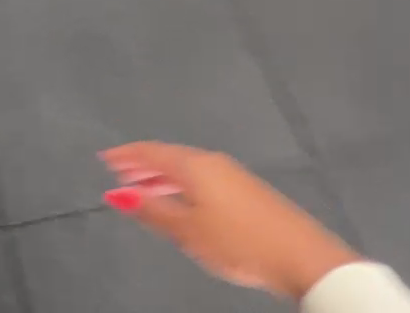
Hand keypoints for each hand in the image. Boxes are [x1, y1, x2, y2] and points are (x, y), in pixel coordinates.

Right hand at [100, 142, 358, 298]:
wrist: (304, 257)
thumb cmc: (240, 241)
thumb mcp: (187, 229)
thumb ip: (151, 210)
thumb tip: (118, 194)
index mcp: (192, 165)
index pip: (149, 152)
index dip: (125, 155)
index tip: (105, 159)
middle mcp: (210, 161)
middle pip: (168, 158)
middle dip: (143, 166)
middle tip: (121, 174)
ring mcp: (232, 174)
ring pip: (186, 169)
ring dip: (163, 177)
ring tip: (147, 190)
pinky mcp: (248, 190)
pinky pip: (203, 178)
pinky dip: (184, 184)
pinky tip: (184, 201)